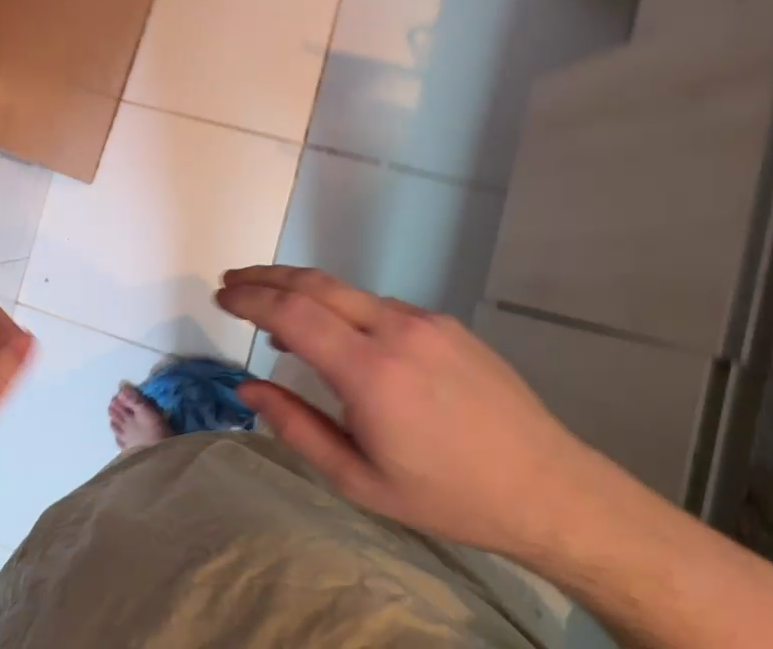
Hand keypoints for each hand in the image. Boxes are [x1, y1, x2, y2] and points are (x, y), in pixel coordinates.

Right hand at [216, 266, 613, 558]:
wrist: (552, 491)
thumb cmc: (447, 495)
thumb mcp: (358, 479)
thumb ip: (295, 427)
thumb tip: (248, 387)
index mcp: (370, 372)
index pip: (292, 312)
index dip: (249, 299)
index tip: (220, 298)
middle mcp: (396, 331)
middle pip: (314, 283)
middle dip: (265, 277)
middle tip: (231, 282)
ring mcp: (426, 322)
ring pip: (347, 291)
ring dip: (301, 291)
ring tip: (272, 309)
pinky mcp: (446, 325)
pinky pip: (378, 305)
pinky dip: (340, 307)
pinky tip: (335, 334)